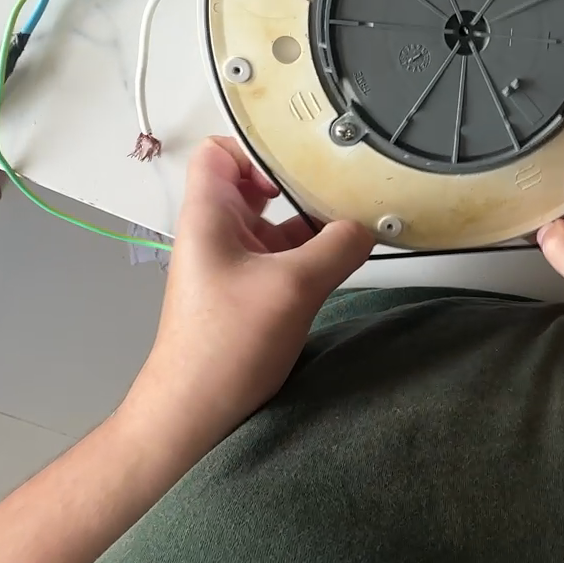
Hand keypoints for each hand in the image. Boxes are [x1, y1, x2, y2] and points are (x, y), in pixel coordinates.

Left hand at [121, 137, 373, 446]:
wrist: (196, 413)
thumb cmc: (222, 348)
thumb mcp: (293, 287)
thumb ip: (337, 248)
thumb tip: (367, 228)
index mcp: (210, 217)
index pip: (220, 152)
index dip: (257, 148)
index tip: (300, 163)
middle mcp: (220, 234)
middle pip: (258, 185)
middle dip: (301, 184)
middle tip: (340, 188)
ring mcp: (236, 264)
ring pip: (279, 222)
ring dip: (314, 223)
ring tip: (353, 224)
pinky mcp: (253, 291)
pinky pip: (288, 256)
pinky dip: (315, 253)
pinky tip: (344, 260)